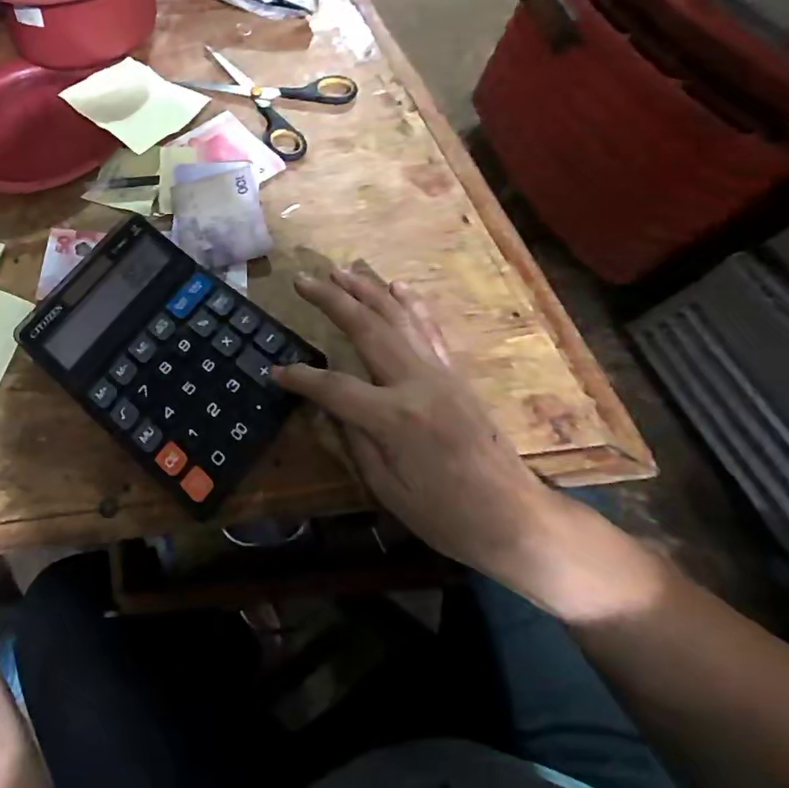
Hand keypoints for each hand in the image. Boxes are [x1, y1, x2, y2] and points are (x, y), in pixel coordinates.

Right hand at [273, 266, 556, 587]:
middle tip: (303, 281)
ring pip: (398, 318)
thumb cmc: (444, 515)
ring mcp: (441, 373)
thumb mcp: (387, 487)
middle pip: (367, 328)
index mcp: (394, 417)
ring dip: (367, 290)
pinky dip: (411, 304)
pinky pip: (429, 329)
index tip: (276, 372)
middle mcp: (417, 382)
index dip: (301, 378)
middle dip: (332, 301)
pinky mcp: (456, 374)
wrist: (512, 516)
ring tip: (340, 272)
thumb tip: (329, 405)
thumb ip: (354, 439)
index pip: (335, 386)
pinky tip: (396, 286)